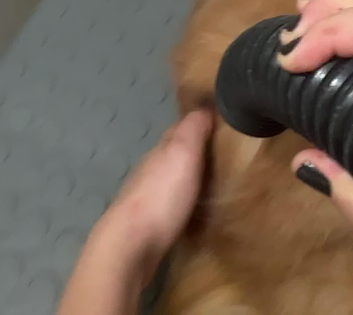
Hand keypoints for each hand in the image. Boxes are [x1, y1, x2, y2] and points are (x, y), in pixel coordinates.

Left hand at [92, 108, 213, 270]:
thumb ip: (194, 128)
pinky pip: (169, 205)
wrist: (130, 245)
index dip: (200, 124)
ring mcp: (145, 196)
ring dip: (187, 178)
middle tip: (223, 158)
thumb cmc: (162, 195)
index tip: (222, 125)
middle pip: (174, 153)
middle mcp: (151, 168)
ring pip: (170, 179)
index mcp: (161, 149)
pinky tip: (192, 211)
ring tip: (212, 185)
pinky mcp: (146, 224)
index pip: (181, 128)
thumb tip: (206, 106)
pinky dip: (182, 202)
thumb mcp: (183, 152)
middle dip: (195, 152)